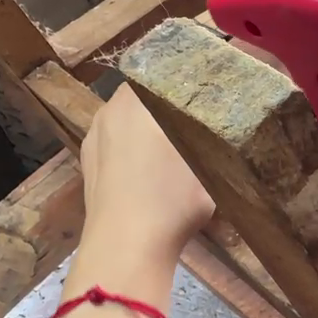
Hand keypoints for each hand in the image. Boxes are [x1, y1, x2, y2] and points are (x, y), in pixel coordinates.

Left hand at [70, 86, 214, 297]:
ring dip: (151, 122)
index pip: (163, 68)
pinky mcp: (90, 165)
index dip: (188, 73)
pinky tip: (156, 166)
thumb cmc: (171, 198)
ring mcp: (95, 139)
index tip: (211, 81)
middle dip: (170, 98)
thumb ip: (215, 130)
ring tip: (180, 138)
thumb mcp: (207, 160)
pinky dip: (136, 145)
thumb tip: (228, 114)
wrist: (126, 249)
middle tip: (200, 110)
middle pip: (145, 92)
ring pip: (129, 117)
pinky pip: (118, 141)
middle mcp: (110, 111)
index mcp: (137, 100)